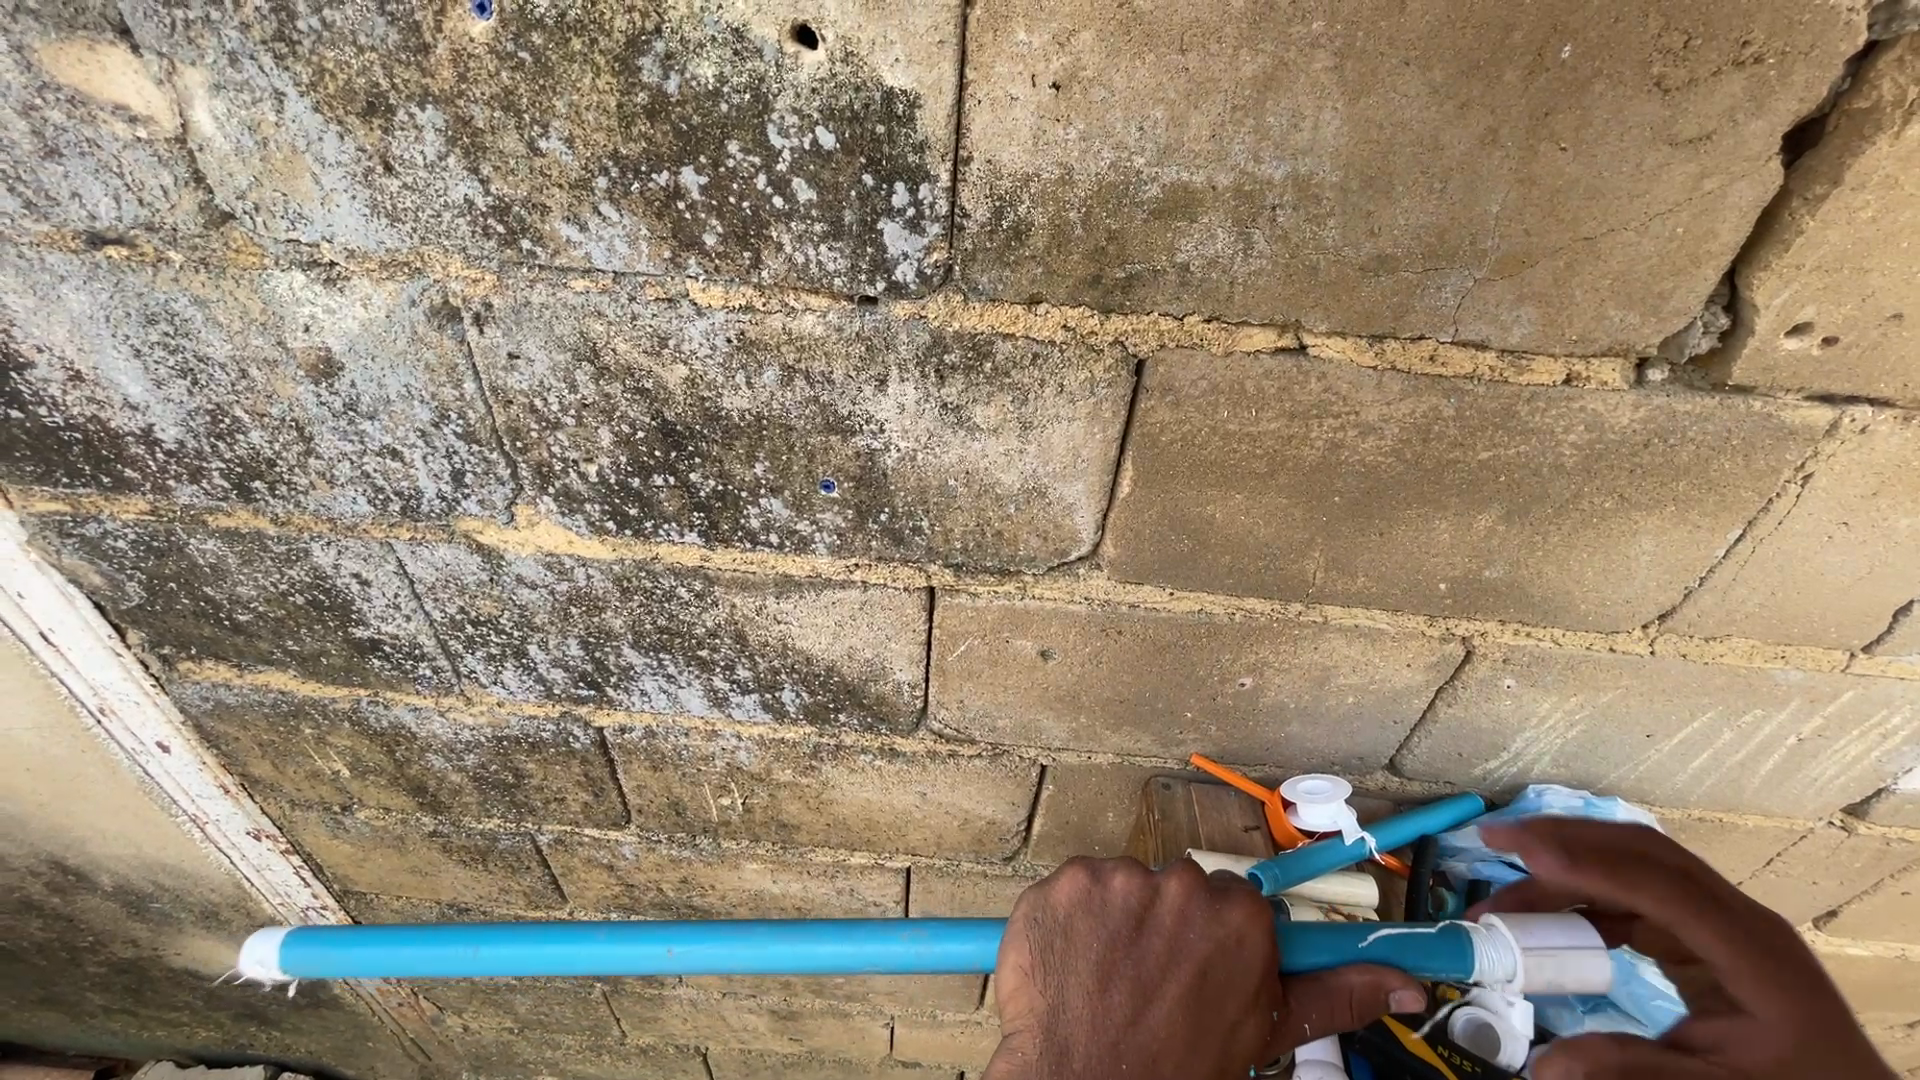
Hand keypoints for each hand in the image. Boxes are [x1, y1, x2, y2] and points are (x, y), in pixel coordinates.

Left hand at [983, 856, 1425, 1079]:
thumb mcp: (1264, 1032)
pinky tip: (1076, 959)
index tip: (1199, 963)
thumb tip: (1406, 985)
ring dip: (1119, 917)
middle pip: (1176, 886)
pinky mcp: (1064, 880)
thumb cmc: (1181, 1064)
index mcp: (1237, 914)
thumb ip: (1335, 995)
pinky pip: (1076, 886)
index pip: (1229, 898)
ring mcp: (1115, 877)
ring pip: (1125, 884)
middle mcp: (1180, 882)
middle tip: (1152, 977)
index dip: (1212, 933)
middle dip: (1167, 921)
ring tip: (1111, 974)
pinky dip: (1074, 916)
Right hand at [1472, 818, 1896, 1079]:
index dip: (1592, 865)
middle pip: (1642, 852)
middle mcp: (1737, 918)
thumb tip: (1543, 1068)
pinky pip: (1630, 893)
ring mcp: (1719, 919)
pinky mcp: (1700, 930)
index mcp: (1754, 953)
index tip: (1524, 854)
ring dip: (1563, 865)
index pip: (1664, 886)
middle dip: (1563, 838)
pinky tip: (1544, 915)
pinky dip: (1580, 894)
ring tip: (1502, 888)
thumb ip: (1633, 1072)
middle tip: (1493, 839)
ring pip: (1630, 864)